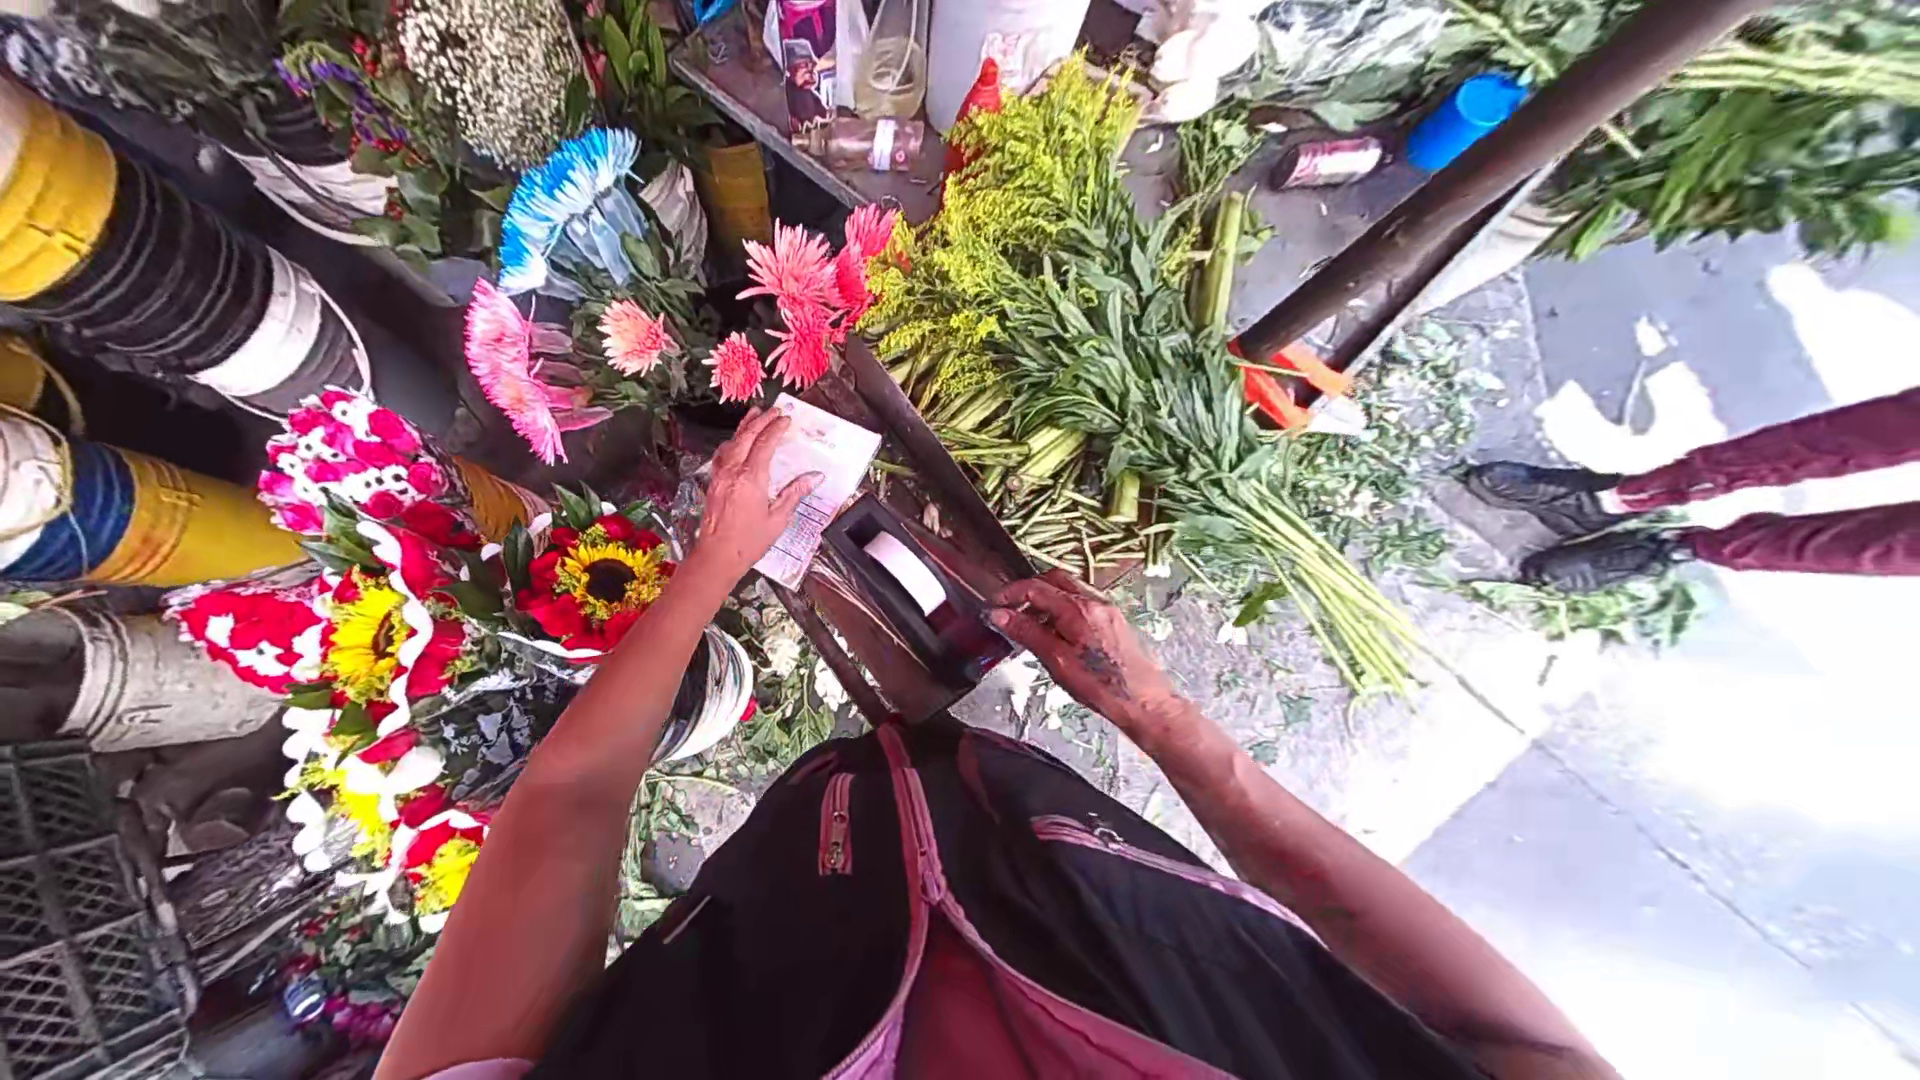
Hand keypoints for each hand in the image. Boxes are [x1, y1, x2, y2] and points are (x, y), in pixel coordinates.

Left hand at [694, 407, 821, 576]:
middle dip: (761, 421)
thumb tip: (814, 478)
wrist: (717, 556)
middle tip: (773, 410)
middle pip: (746, 437)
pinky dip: (732, 442)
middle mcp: (733, 472)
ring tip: (754, 415)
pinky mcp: (713, 483)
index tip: (786, 419)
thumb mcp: (778, 519)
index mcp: (751, 479)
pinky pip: (723, 455)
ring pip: (732, 443)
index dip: (776, 429)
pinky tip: (736, 442)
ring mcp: (720, 476)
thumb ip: (795, 494)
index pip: (765, 444)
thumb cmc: (748, 542)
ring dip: (745, 427)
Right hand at [990, 570, 1194, 742]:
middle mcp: (1094, 601)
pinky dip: (1062, 607)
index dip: (1010, 592)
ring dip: (1046, 598)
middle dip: (1028, 589)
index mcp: (1078, 609)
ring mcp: (1106, 608)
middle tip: (1010, 608)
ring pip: (1069, 588)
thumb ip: (1027, 633)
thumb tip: (999, 614)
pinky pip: (1082, 601)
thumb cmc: (1100, 686)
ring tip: (1029, 622)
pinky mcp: (1113, 619)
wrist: (1145, 702)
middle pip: (1054, 579)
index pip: (1036, 587)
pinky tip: (1054, 630)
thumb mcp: (1056, 661)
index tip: (994, 604)